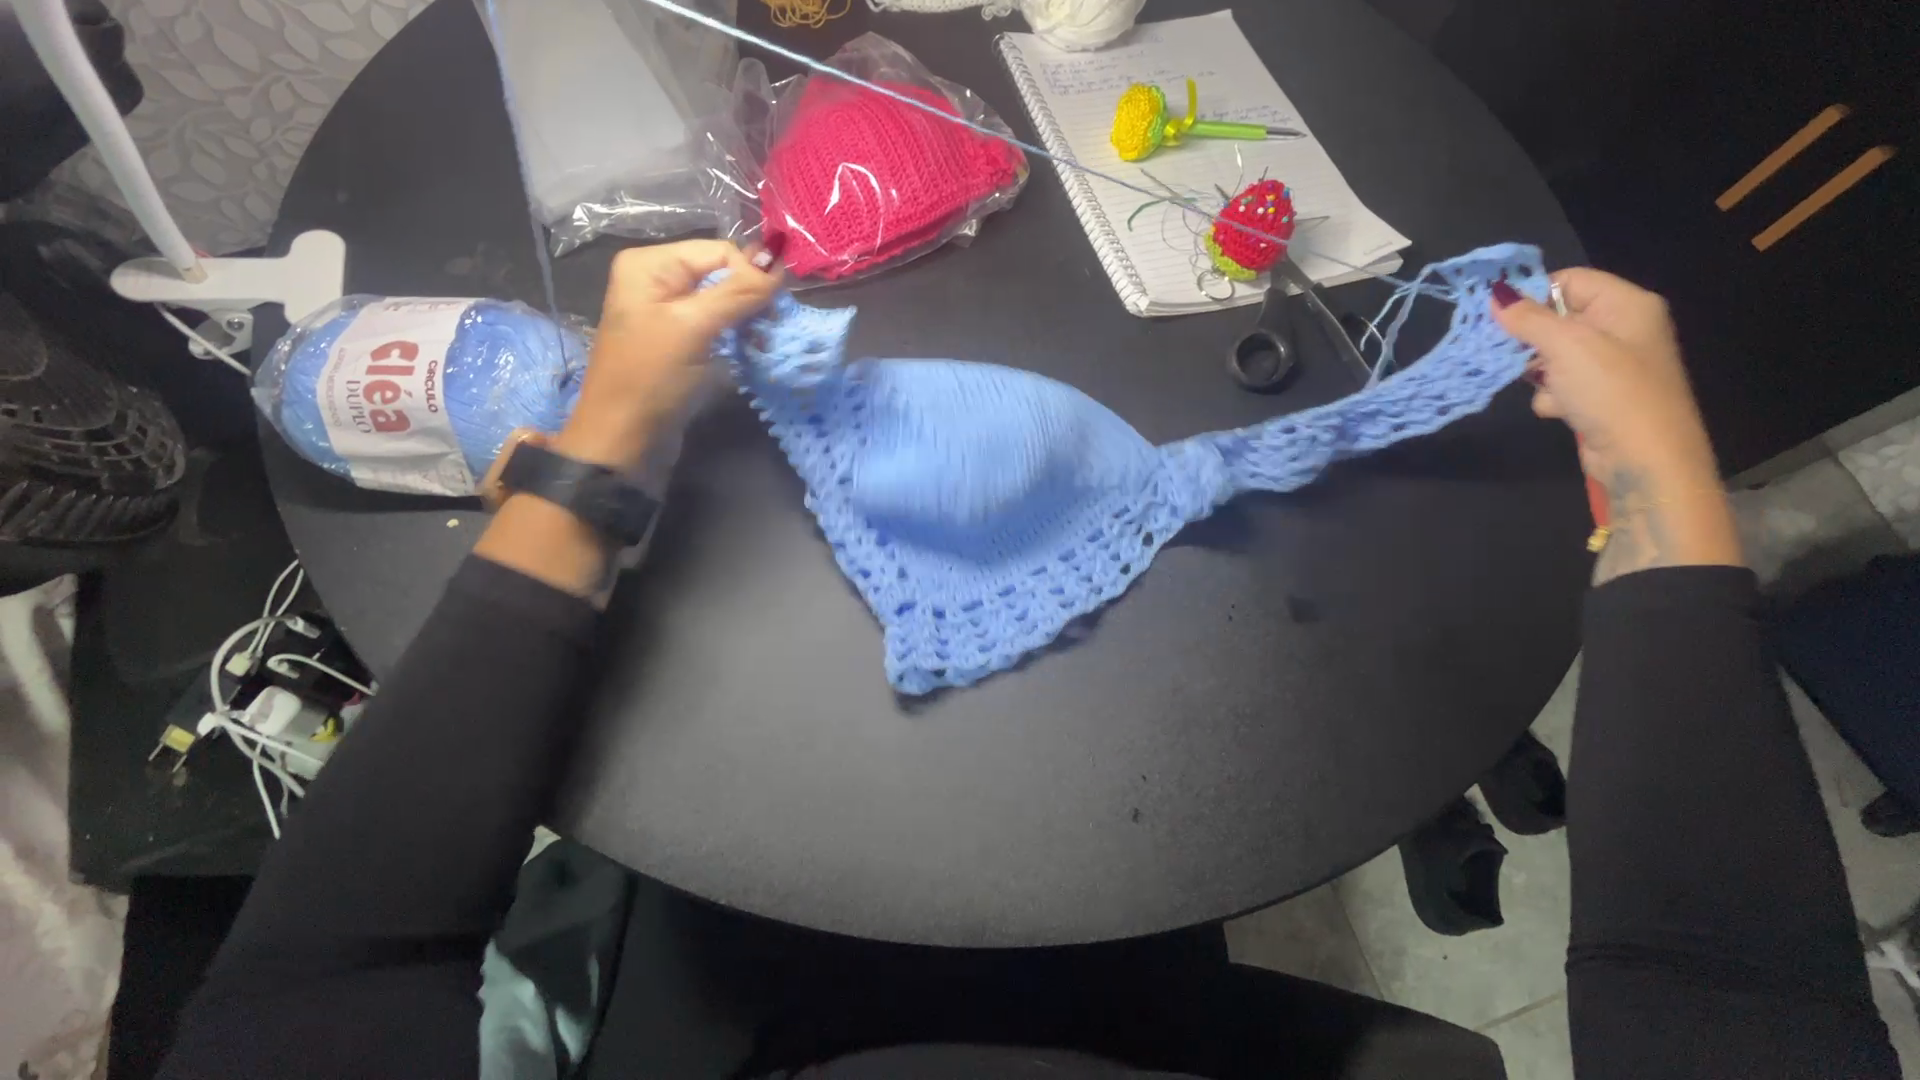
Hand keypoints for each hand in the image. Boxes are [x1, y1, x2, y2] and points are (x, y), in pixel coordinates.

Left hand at [554, 240, 779, 469]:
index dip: (751, 276)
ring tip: (764, 344)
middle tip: (772, 329)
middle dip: (752, 299)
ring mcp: (668, 315)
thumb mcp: (694, 328)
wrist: (624, 443)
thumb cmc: (652, 379)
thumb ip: (738, 291)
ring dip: (750, 321)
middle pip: (723, 275)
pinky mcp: (680, 345)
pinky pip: (718, 328)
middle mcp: (657, 281)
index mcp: (650, 265)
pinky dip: (738, 338)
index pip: (720, 252)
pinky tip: (752, 353)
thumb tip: (779, 254)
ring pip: (725, 303)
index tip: (774, 311)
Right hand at [1493, 268, 1717, 492]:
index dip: (1533, 295)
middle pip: (1557, 319)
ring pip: (1552, 354)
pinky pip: (1560, 383)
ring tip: (1549, 388)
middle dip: (1532, 341)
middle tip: (1515, 356)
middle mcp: (1621, 328)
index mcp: (1626, 305)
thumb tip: (1495, 294)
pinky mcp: (1598, 394)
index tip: (1500, 318)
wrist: (1643, 456)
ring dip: (1539, 373)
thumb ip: (1528, 318)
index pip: (1569, 281)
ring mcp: (1610, 364)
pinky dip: (1552, 396)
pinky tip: (1561, 409)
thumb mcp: (1566, 347)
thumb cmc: (1610, 391)